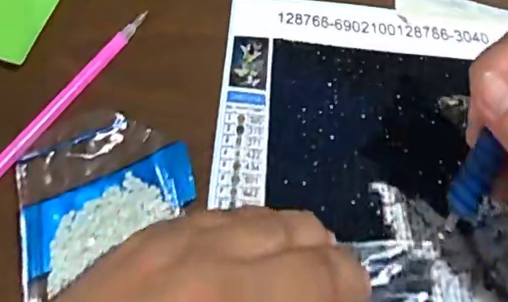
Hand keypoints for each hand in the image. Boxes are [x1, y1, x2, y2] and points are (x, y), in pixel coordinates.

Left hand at [56, 207, 368, 301]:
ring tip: (293, 270)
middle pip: (297, 229)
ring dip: (286, 241)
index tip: (358, 297)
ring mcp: (175, 232)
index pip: (320, 273)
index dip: (350, 285)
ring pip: (259, 213)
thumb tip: (322, 298)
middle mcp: (208, 251)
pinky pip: (216, 214)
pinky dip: (244, 233)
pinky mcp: (149, 231)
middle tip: (333, 289)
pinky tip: (241, 259)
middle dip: (325, 258)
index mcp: (232, 296)